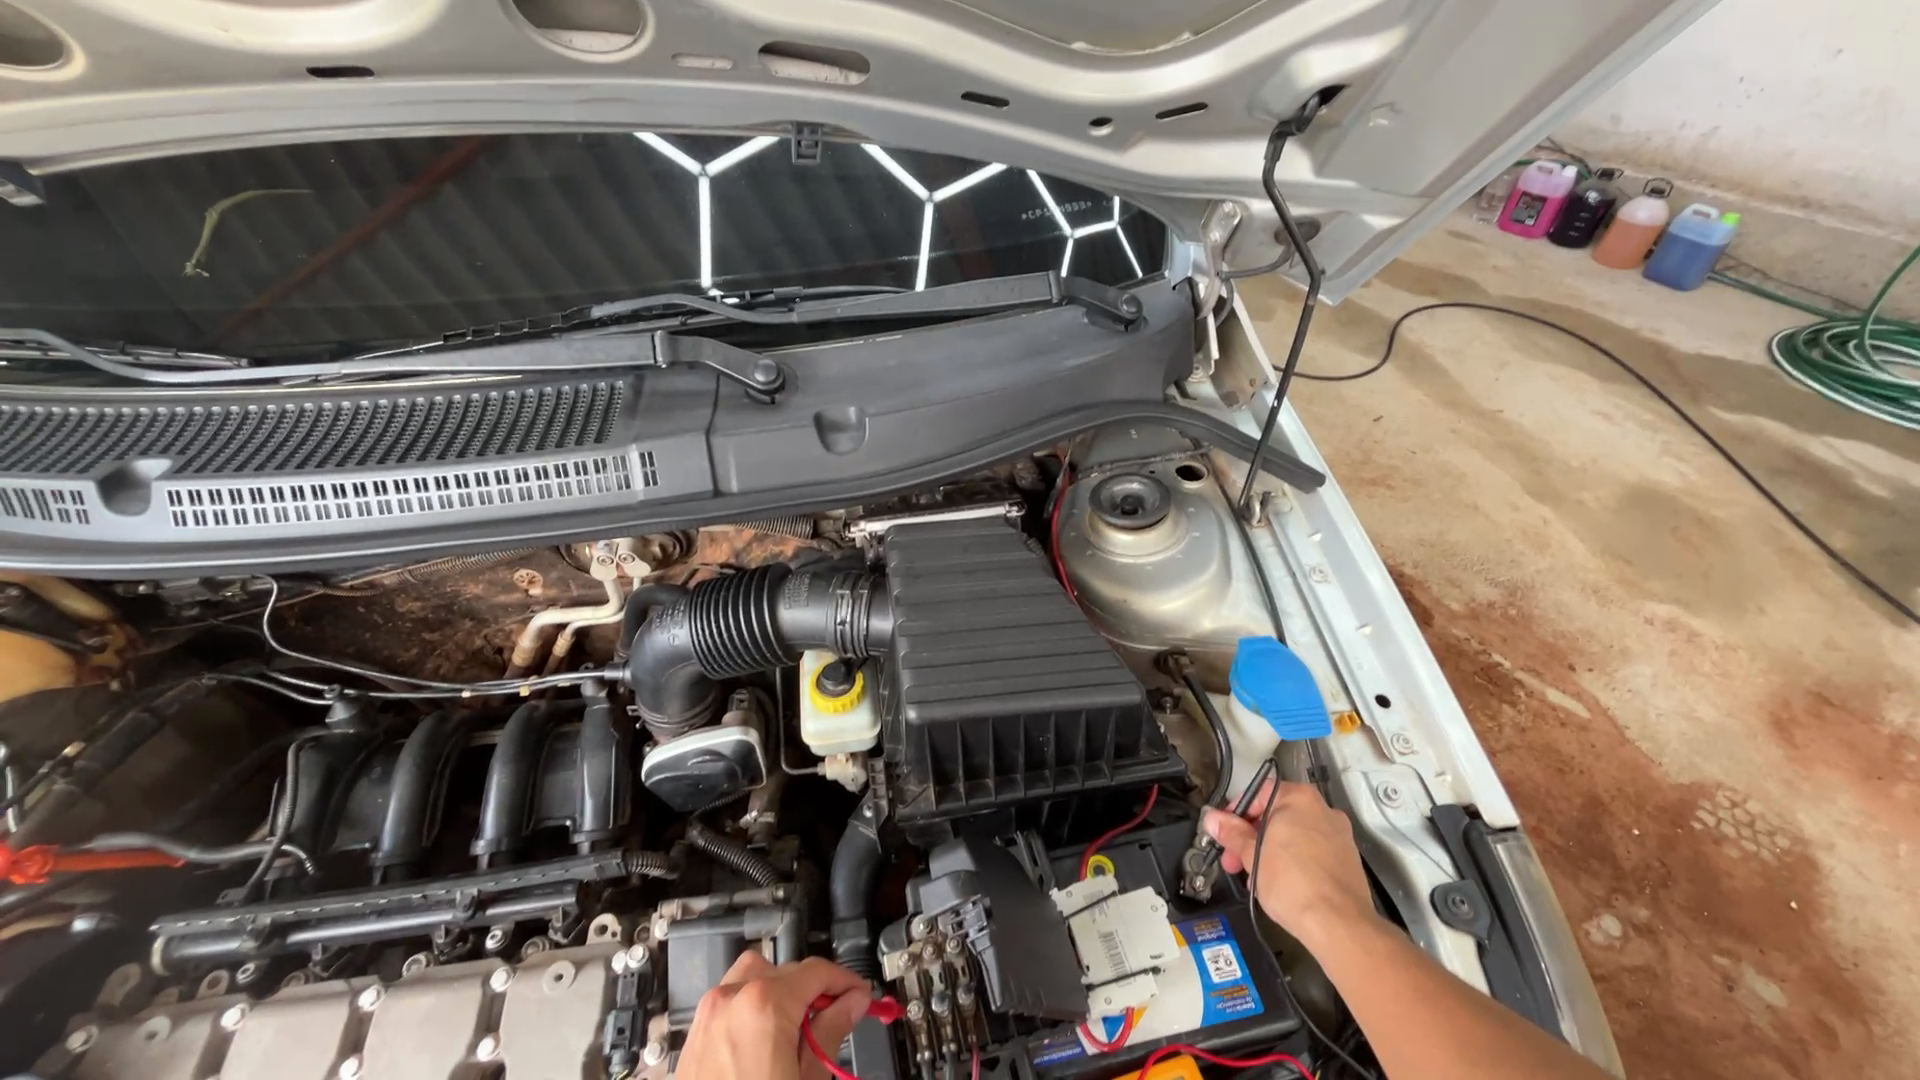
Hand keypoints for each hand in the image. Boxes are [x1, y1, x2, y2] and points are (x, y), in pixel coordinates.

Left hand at [677, 953, 870, 1079]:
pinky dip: (754, 1007)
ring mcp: (709, 1016)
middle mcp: (732, 999)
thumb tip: (852, 1004)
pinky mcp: (696, 1036)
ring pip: (755, 978)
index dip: (846, 981)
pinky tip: (769, 1041)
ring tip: (801, 1028)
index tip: (861, 995)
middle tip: (839, 1014)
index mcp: (765, 1005)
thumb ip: (831, 1031)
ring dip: (782, 992)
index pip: (817, 972)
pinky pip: (731, 1001)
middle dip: (815, 990)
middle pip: (787, 971)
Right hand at [1202, 780, 1376, 949]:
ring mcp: (1340, 836)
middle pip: (1277, 815)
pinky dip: (1293, 862)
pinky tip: (1280, 885)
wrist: (1339, 925)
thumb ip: (1231, 832)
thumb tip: (1212, 818)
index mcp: (1300, 799)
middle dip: (1251, 837)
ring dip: (1270, 851)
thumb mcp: (1251, 855)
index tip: (1225, 832)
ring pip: (1294, 836)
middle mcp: (1324, 810)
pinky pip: (1311, 852)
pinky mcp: (1348, 861)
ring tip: (1254, 878)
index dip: (1236, 812)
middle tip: (1235, 859)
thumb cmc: (1292, 883)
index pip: (1259, 793)